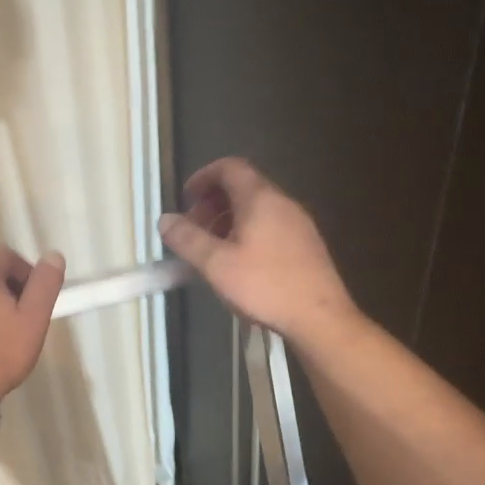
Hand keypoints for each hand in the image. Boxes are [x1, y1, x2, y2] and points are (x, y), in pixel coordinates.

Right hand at [158, 157, 359, 343]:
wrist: (319, 316)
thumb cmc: (264, 286)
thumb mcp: (216, 265)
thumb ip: (188, 240)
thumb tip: (164, 220)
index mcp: (260, 198)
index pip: (229, 167)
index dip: (203, 177)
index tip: (185, 199)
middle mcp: (282, 202)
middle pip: (243, 188)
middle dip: (213, 204)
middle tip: (194, 231)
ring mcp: (298, 223)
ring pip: (258, 209)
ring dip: (230, 221)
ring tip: (213, 251)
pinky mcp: (306, 245)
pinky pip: (271, 226)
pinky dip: (248, 233)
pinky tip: (241, 265)